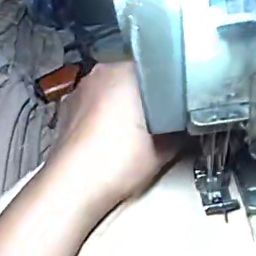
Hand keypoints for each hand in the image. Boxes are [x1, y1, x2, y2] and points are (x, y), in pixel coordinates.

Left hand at [45, 62, 176, 215]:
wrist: (73, 187)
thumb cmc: (112, 163)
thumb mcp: (164, 149)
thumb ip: (181, 133)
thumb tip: (187, 129)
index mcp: (124, 72)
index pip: (157, 68)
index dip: (171, 89)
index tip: (180, 106)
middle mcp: (99, 75)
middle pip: (133, 80)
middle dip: (147, 99)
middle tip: (163, 123)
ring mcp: (80, 93)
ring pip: (112, 94)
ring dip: (124, 108)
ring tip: (138, 135)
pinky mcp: (68, 112)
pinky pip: (95, 109)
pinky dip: (105, 120)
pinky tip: (115, 142)